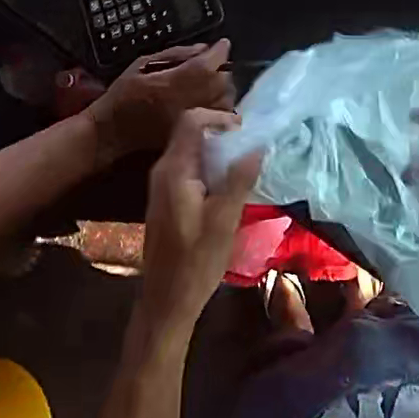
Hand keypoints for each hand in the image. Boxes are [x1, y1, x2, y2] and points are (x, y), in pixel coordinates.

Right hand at [87, 39, 236, 160]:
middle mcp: (186, 105)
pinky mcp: (195, 136)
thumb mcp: (141, 65)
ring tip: (214, 79)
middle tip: (215, 62)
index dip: (219, 52)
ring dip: (224, 87)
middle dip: (222, 68)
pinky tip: (214, 99)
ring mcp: (193, 123)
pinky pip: (221, 118)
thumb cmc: (123, 96)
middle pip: (221, 83)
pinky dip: (224, 105)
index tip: (222, 44)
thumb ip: (175, 54)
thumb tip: (203, 49)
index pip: (206, 66)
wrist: (112, 133)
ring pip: (225, 101)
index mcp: (170, 85)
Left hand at [139, 108, 262, 325]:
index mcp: (174, 170)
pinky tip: (228, 185)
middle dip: (221, 133)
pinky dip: (209, 167)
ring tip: (244, 164)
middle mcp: (163, 170)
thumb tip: (257, 146)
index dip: (219, 117)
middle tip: (250, 147)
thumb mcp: (224, 220)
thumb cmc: (196, 262)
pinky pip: (188, 168)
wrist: (165, 300)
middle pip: (190, 132)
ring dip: (217, 151)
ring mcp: (162, 185)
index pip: (191, 121)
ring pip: (190, 150)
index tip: (245, 132)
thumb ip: (238, 180)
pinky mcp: (166, 199)